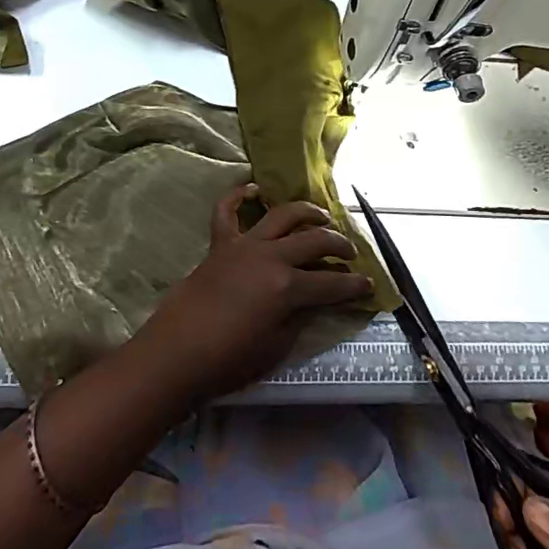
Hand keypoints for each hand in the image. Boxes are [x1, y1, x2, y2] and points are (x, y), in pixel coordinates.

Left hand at [126, 184, 372, 405]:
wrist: (178, 352)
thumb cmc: (230, 360)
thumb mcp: (277, 346)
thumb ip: (299, 317)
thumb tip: (314, 300)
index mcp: (287, 286)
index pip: (332, 283)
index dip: (355, 285)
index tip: (370, 285)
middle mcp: (269, 256)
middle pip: (313, 240)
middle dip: (338, 244)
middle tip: (350, 253)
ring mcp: (242, 245)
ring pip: (280, 215)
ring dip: (305, 212)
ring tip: (321, 216)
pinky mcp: (219, 244)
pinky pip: (226, 211)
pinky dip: (239, 195)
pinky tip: (253, 189)